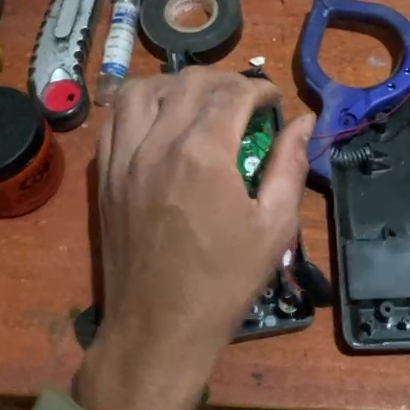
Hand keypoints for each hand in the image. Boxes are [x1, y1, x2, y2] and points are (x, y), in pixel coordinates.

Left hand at [74, 68, 314, 409]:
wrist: (158, 329)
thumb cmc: (223, 282)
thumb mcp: (274, 227)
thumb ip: (290, 165)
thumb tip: (305, 122)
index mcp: (204, 153)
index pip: (234, 93)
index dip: (260, 89)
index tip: (274, 103)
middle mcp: (159, 142)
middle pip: (190, 81)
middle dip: (224, 81)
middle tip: (244, 100)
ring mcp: (125, 157)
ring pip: (143, 89)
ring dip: (175, 85)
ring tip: (197, 102)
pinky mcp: (105, 175)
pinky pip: (115, 119)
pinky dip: (138, 107)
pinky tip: (158, 121)